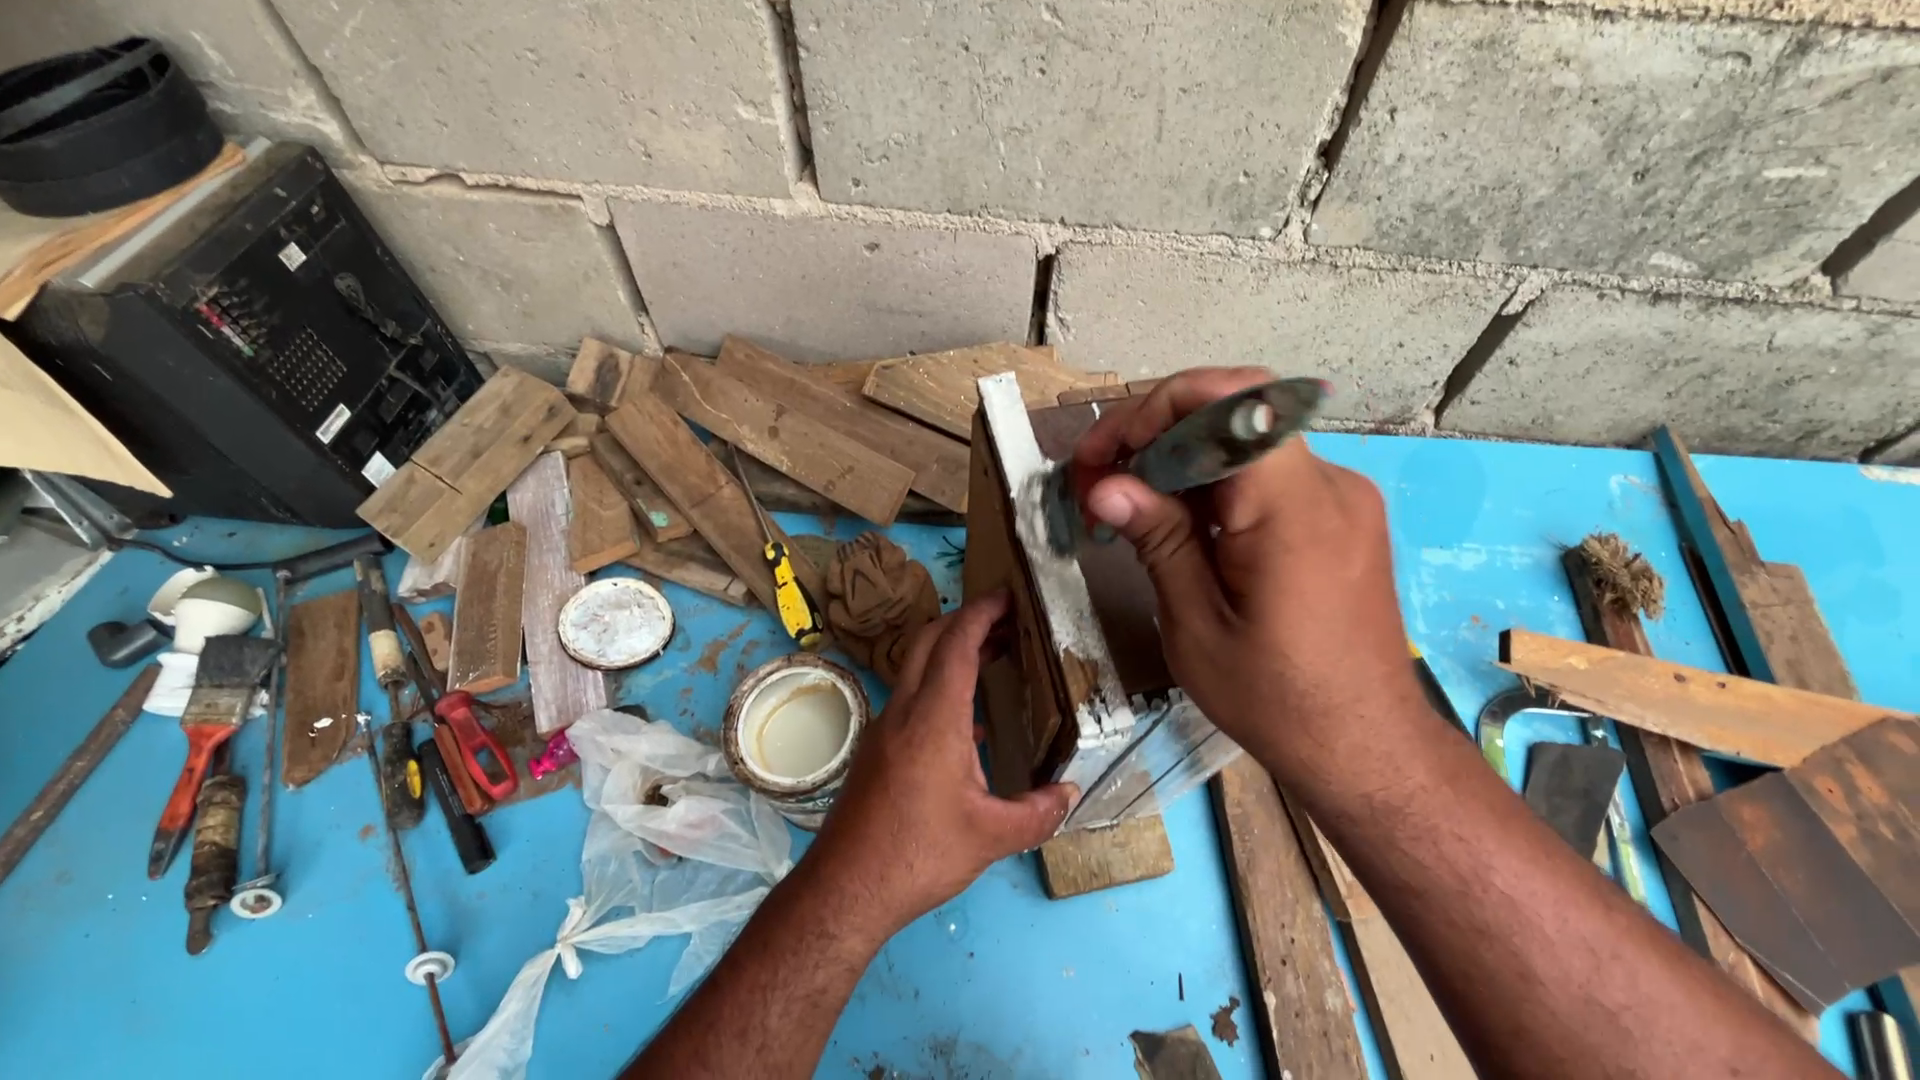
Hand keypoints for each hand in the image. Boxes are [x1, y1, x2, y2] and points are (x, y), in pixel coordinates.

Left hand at [805, 592, 1077, 936]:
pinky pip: (909, 699)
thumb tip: (1069, 795)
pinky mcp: (876, 751)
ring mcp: (883, 730)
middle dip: (966, 621)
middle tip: (1005, 621)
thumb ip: (1037, 814)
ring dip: (950, 653)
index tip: (1007, 596)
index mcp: (934, 719)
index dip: (982, 612)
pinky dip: (939, 687)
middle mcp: (903, 712)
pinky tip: (968, 723)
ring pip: (914, 668)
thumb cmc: (918, 855)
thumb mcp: (990, 837)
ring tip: (992, 658)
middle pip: (928, 642)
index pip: (957, 644)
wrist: (845, 888)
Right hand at [1073, 367, 1434, 787]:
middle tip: (1097, 482)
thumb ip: (1158, 542)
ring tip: (1125, 507)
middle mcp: (1329, 485)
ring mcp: (1340, 498)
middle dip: (1153, 434)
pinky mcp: (1340, 517)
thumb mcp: (1197, 627)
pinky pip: (1267, 476)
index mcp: (1293, 508)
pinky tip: (1177, 524)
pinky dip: (1213, 485)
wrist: (1366, 746)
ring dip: (1178, 461)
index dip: (1153, 408)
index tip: (1102, 456)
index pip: (1228, 400)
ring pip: (1244, 443)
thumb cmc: (1276, 700)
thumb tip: (1105, 485)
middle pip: (1232, 414)